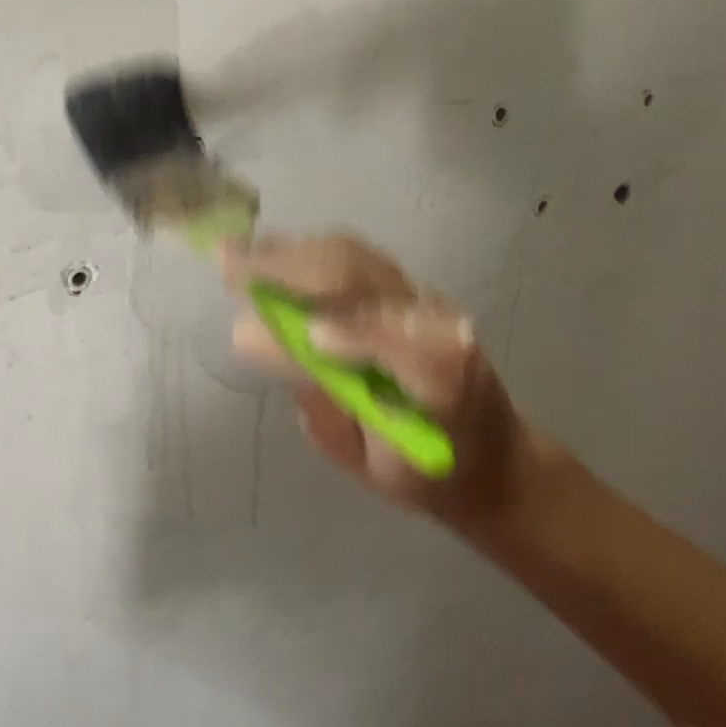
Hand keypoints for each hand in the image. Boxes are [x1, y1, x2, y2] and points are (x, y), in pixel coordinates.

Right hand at [222, 233, 557, 529]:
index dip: (355, 334)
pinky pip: (353, 260)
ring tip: (237, 256)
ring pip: (355, 258)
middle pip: (367, 281)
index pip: (401, 344)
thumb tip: (255, 344)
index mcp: (444, 385)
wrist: (495, 460)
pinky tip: (266, 257)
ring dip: (290, 254)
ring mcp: (427, 302)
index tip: (305, 334)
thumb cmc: (428, 472)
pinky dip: (303, 255)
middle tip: (231, 270)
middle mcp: (442, 328)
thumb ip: (326, 413)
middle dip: (295, 271)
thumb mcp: (377, 467)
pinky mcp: (411, 291)